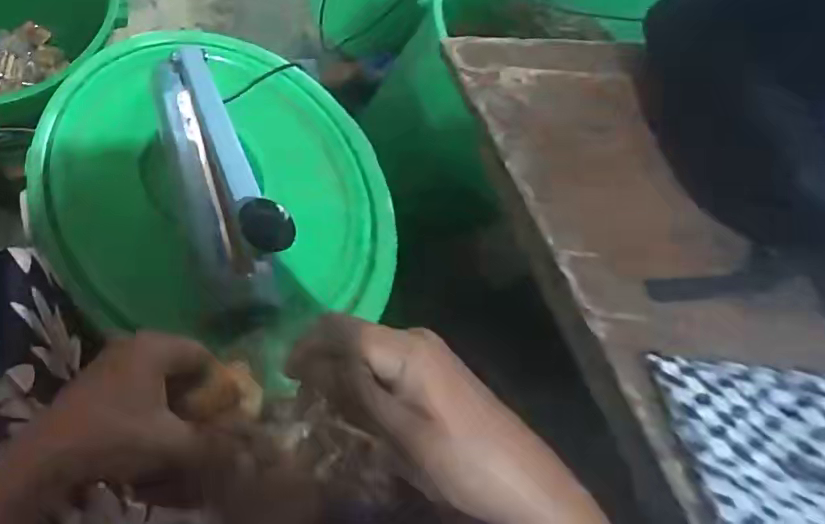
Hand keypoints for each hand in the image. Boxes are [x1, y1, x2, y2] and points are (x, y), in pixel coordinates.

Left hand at [0, 332, 216, 523]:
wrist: (56, 448)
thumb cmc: (117, 435)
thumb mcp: (171, 443)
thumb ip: (210, 442)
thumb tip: (241, 446)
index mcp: (153, 345)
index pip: (200, 352)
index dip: (220, 382)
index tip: (228, 415)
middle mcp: (134, 341)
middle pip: (180, 362)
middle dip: (197, 395)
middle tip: (207, 429)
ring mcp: (114, 357)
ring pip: (159, 374)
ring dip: (175, 402)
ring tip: (182, 435)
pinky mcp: (101, 376)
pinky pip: (139, 383)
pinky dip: (153, 404)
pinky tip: (153, 432)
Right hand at [287, 316, 608, 523]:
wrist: (540, 497)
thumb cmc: (466, 463)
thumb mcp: (402, 434)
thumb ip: (354, 392)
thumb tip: (310, 364)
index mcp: (404, 346)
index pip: (337, 327)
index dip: (305, 345)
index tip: (284, 374)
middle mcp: (413, 336)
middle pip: (350, 333)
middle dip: (320, 356)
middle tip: (299, 389)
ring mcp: (429, 352)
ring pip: (366, 347)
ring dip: (340, 367)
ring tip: (323, 400)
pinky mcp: (438, 371)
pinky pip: (385, 361)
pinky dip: (363, 376)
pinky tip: (357, 404)